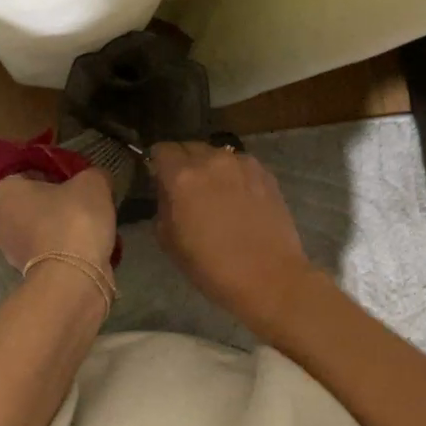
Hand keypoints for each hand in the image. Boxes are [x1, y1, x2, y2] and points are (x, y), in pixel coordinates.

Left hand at [0, 171, 116, 274]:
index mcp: (2, 192)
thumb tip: (96, 179)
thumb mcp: (92, 183)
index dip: (55, 174)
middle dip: (56, 203)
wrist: (74, 279)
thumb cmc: (73, 220)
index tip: (77, 181)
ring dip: (61, 227)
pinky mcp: (25, 273)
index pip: (28, 173)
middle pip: (32, 203)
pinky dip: (63, 249)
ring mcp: (9, 251)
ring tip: (89, 227)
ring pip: (40, 228)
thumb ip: (93, 174)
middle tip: (84, 203)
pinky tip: (86, 248)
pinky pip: (47, 251)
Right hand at [151, 141, 312, 321]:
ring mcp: (242, 164)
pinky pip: (240, 165)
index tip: (159, 180)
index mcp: (182, 176)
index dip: (157, 164)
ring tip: (215, 193)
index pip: (161, 150)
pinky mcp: (266, 174)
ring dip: (210, 167)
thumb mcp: (168, 240)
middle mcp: (211, 160)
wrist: (268, 278)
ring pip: (217, 154)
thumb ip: (163, 205)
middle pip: (189, 147)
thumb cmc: (210, 266)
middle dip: (183, 163)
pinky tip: (238, 198)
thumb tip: (168, 191)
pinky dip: (234, 174)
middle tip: (186, 189)